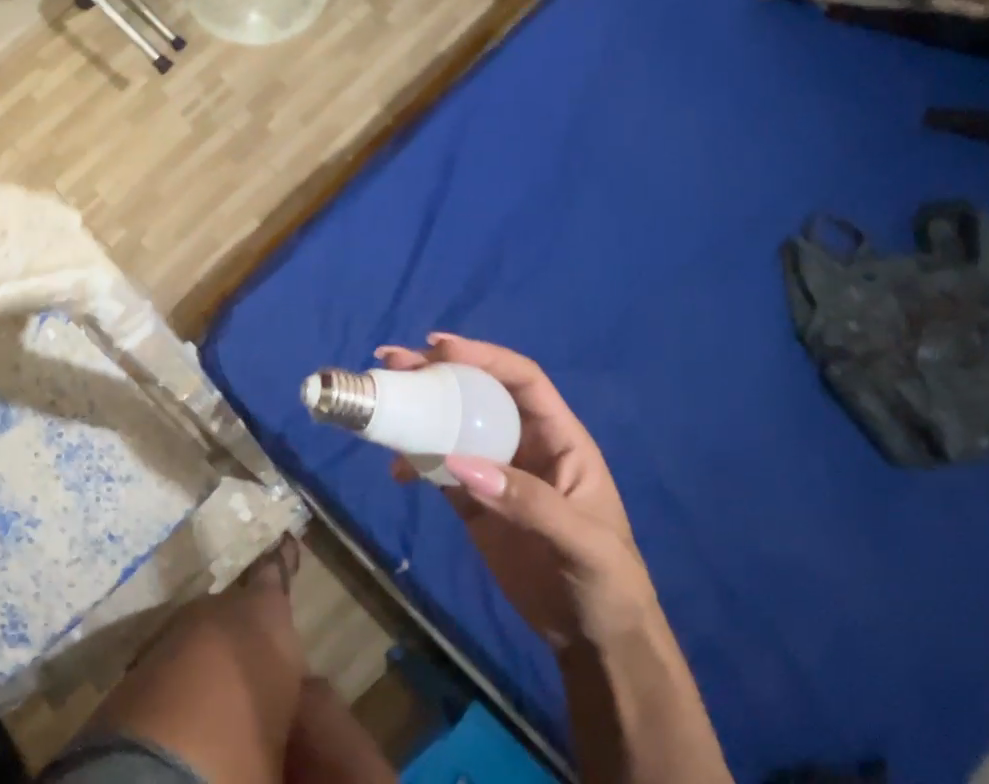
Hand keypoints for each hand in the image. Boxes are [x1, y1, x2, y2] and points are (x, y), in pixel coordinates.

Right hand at [378, 333, 658, 650]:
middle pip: (477, 394)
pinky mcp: (474, 503)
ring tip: (382, 402)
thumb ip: (526, 500)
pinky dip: (414, 461)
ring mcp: (496, 473)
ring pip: (452, 426)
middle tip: (391, 362)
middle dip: (436, 373)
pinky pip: (439, 468)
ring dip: (418, 410)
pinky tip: (396, 469)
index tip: (437, 347)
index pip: (522, 381)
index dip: (483, 357)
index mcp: (560, 440)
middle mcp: (525, 446)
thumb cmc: (606, 583)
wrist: (595, 640)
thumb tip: (457, 462)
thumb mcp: (580, 541)